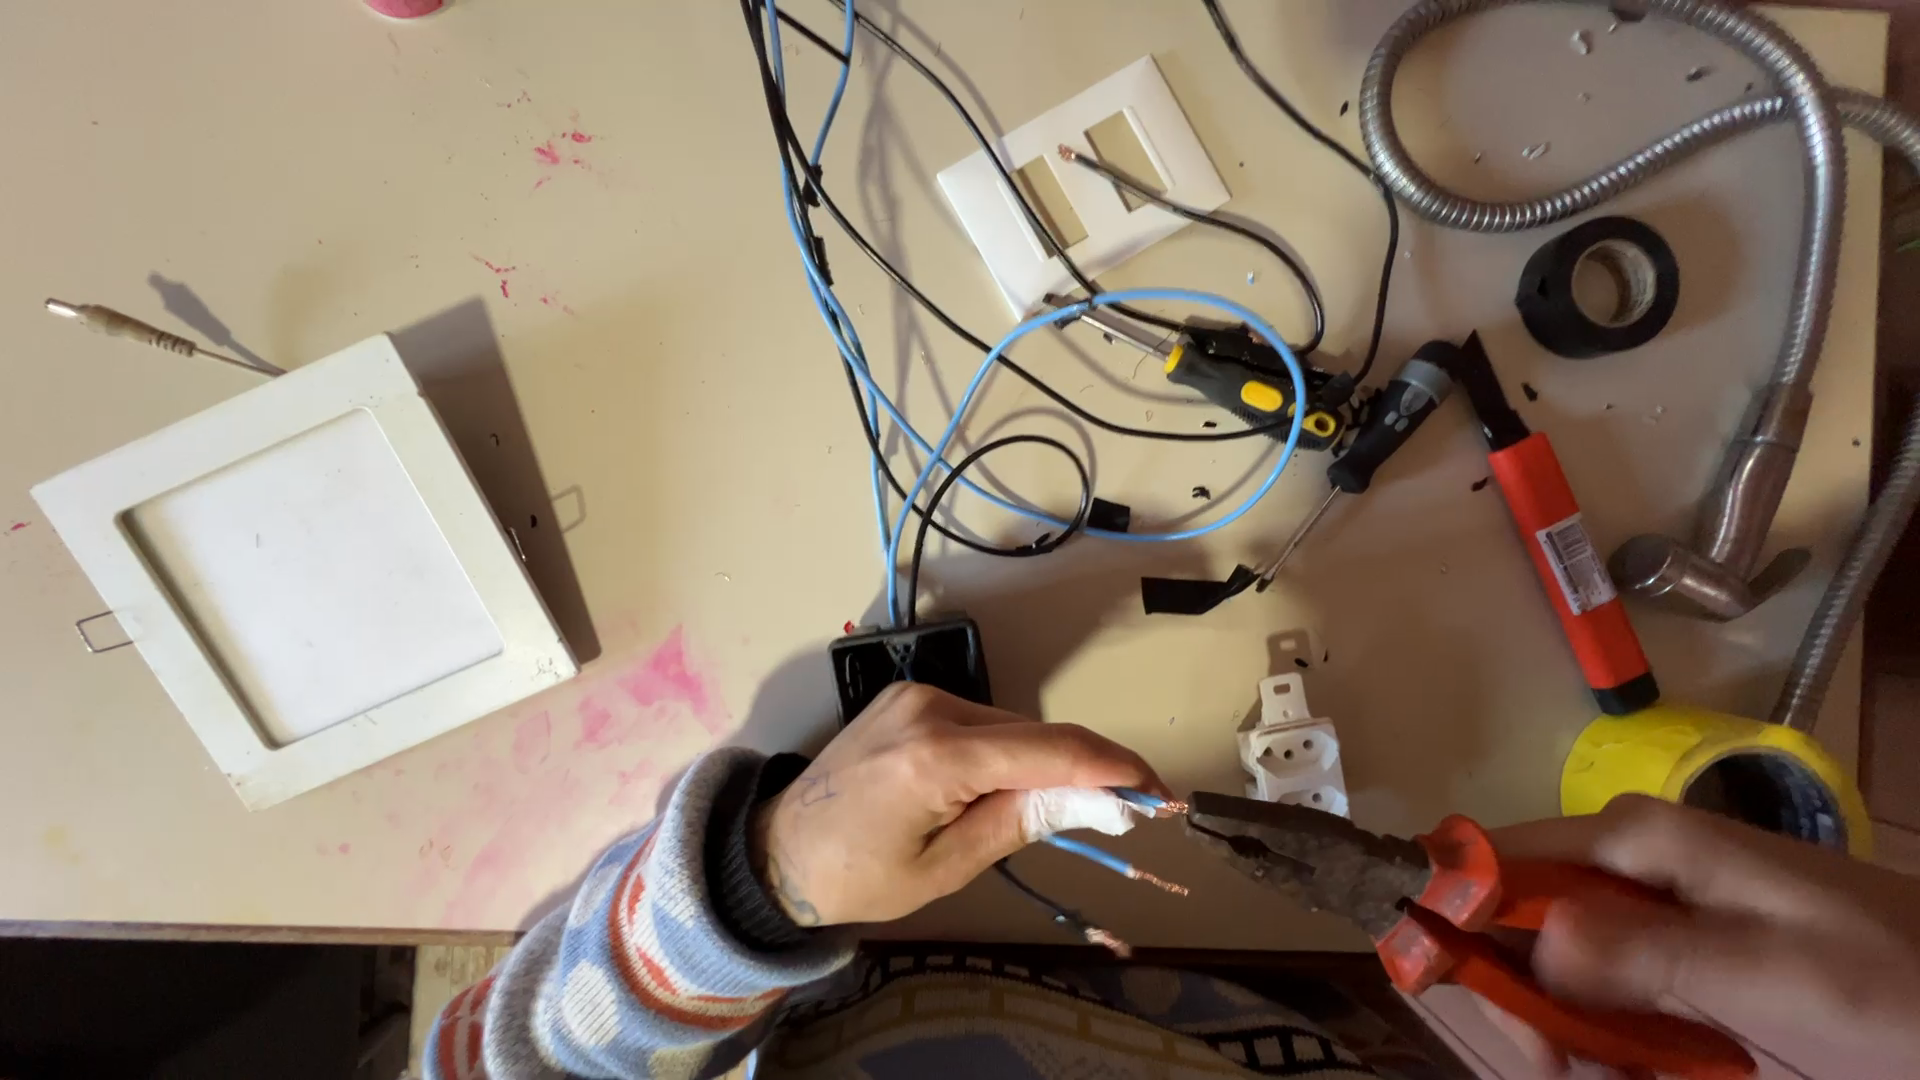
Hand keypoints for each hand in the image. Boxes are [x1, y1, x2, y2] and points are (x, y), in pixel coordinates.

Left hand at [749, 682, 1164, 927]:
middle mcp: (930, 706)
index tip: (1155, 787)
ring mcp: (915, 693)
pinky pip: (976, 719)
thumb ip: (1020, 821)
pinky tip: (991, 783)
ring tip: (1033, 808)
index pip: (1047, 748)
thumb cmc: (857, 877)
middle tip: (1117, 808)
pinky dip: (1001, 749)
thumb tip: (1096, 798)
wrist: (776, 850)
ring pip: (1006, 724)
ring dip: (1035, 760)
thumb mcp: (945, 867)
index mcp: (937, 755)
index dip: (1110, 764)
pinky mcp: (906, 695)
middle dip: (1078, 767)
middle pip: (1030, 732)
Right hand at [1487, 795, 1919, 1072]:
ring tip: (1596, 1074)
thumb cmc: (1897, 978)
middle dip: (1517, 981)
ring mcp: (1640, 887)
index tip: (1468, 990)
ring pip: (1550, 942)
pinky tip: (1634, 1062)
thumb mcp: (1777, 972)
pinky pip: (1596, 965)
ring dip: (1557, 1011)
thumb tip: (1531, 950)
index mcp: (1626, 835)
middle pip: (1515, 905)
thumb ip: (1642, 950)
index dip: (1461, 911)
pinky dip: (1600, 1018)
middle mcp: (1615, 850)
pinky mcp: (1666, 926)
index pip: (1496, 857)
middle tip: (1551, 1063)